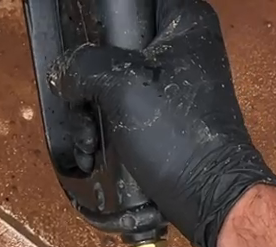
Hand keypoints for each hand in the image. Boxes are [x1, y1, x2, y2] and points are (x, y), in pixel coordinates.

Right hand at [51, 0, 275, 246]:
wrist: (210, 199)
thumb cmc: (180, 139)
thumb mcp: (121, 87)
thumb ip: (84, 65)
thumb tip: (65, 72)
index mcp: (184, 20)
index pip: (131, 5)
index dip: (102, 28)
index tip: (85, 57)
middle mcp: (183, 47)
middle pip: (116, 48)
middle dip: (90, 86)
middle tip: (84, 111)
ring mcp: (176, 87)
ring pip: (115, 85)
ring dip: (94, 116)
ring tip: (91, 143)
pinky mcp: (167, 121)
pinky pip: (126, 115)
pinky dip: (109, 134)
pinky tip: (99, 154)